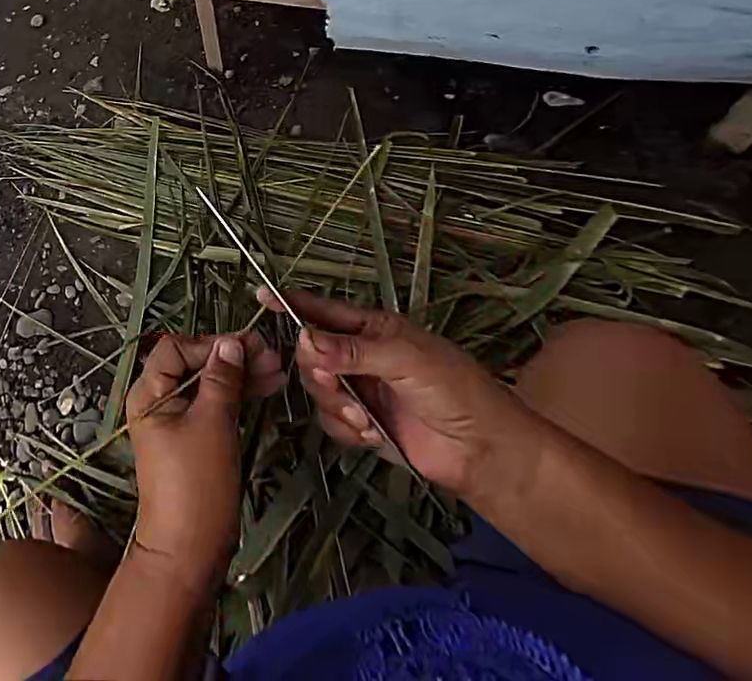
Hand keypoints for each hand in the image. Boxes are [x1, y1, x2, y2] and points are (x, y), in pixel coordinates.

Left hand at [125, 332, 283, 587]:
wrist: (189, 548)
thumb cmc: (197, 482)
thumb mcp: (213, 424)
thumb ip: (221, 380)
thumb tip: (231, 343)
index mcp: (147, 391)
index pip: (174, 348)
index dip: (210, 344)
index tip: (248, 346)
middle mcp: (155, 400)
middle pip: (191, 364)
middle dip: (230, 358)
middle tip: (271, 356)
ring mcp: (173, 420)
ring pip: (205, 385)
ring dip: (238, 376)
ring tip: (277, 370)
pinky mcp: (190, 438)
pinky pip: (211, 405)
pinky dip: (235, 396)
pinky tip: (264, 389)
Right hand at [258, 289, 543, 499]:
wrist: (490, 456)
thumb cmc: (461, 395)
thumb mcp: (406, 361)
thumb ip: (352, 350)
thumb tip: (305, 340)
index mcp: (373, 329)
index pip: (323, 310)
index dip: (291, 303)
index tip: (262, 296)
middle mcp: (361, 356)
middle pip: (310, 353)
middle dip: (317, 372)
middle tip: (333, 382)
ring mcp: (361, 389)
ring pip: (315, 388)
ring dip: (333, 404)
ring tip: (362, 417)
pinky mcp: (362, 422)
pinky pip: (329, 420)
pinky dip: (344, 428)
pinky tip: (369, 433)